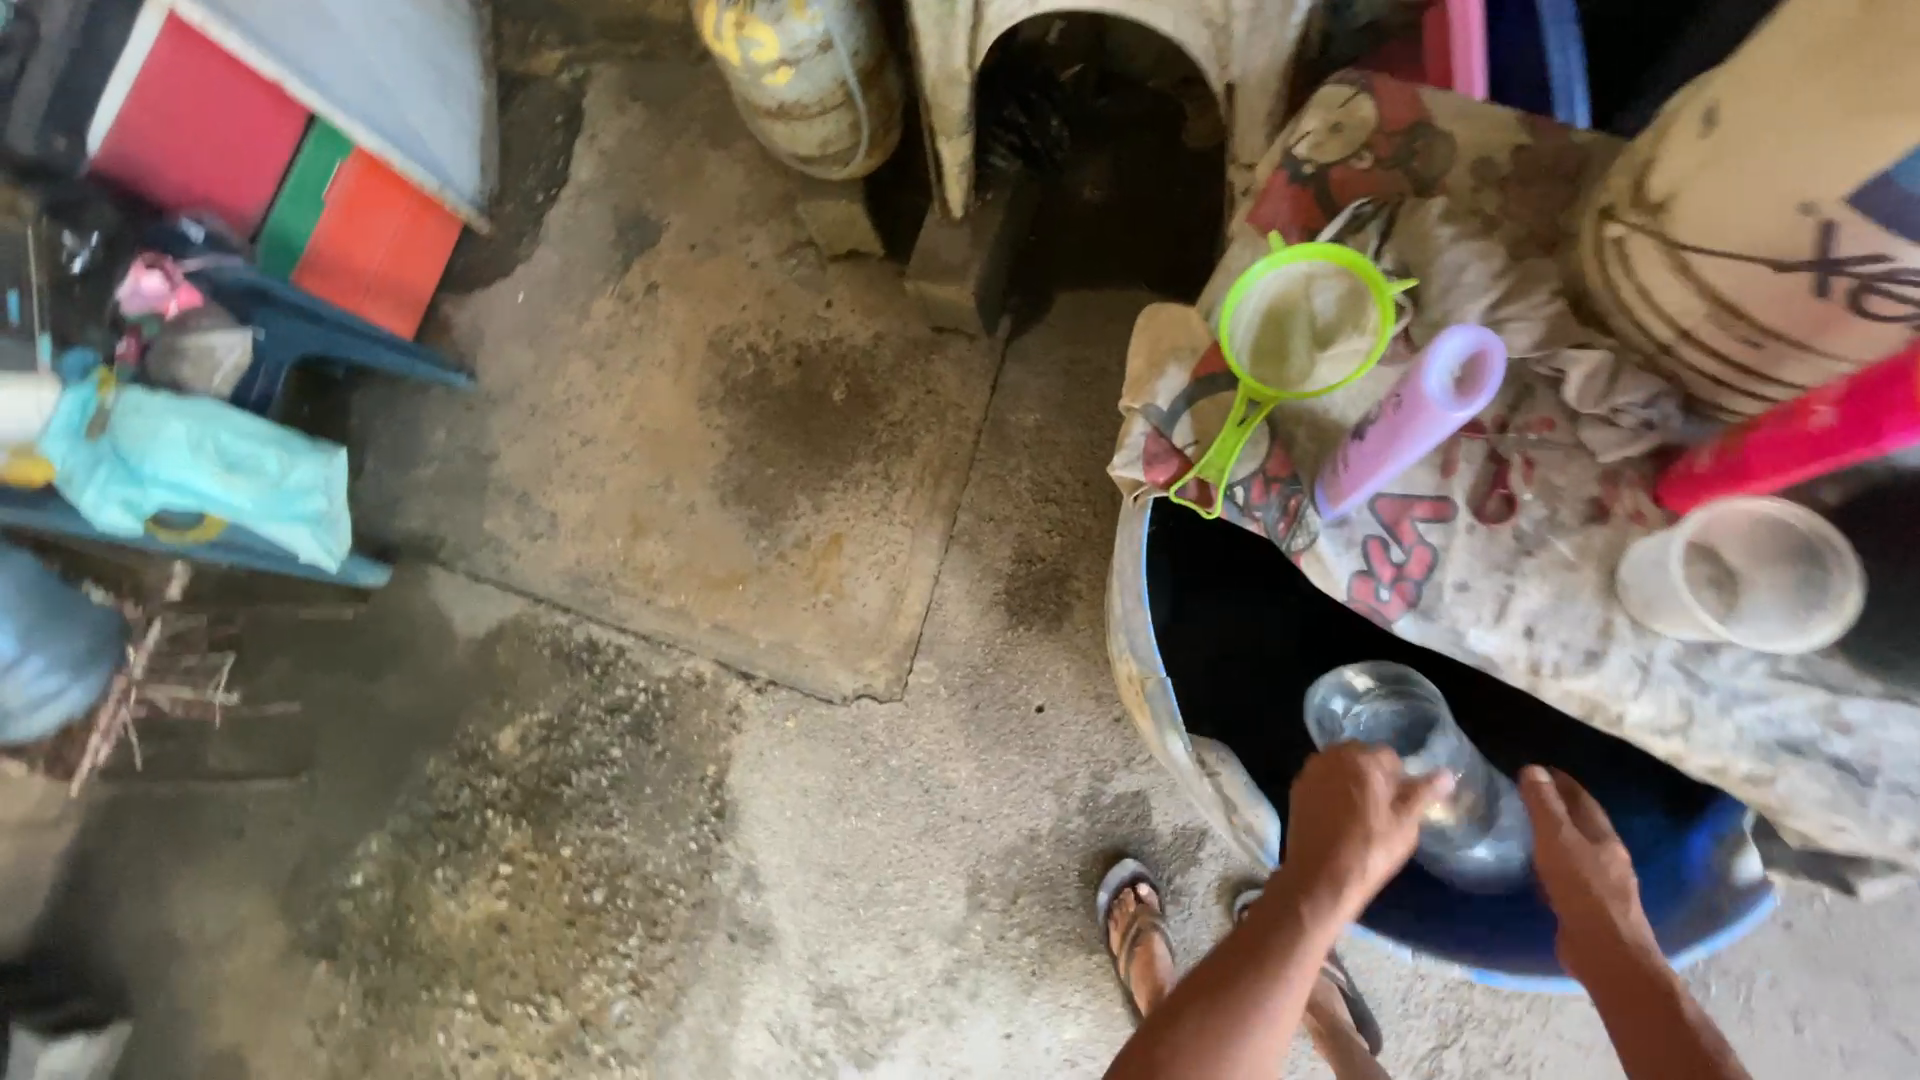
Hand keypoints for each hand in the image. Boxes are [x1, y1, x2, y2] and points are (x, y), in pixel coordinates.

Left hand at [1279, 742, 1453, 921]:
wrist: (1321, 873)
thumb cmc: (1371, 847)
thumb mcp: (1406, 822)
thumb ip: (1424, 792)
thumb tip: (1447, 773)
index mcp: (1361, 759)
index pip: (1388, 756)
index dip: (1398, 778)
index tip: (1400, 802)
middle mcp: (1331, 756)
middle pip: (1360, 756)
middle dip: (1372, 775)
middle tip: (1382, 808)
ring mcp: (1310, 771)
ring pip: (1339, 766)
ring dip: (1350, 780)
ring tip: (1360, 813)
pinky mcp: (1296, 788)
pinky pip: (1321, 780)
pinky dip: (1331, 790)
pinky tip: (1338, 816)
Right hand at [1519, 766, 1661, 980]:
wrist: (1607, 952)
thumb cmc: (1582, 889)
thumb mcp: (1557, 839)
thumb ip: (1544, 805)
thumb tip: (1533, 769)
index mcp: (1604, 838)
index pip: (1583, 800)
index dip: (1562, 782)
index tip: (1538, 768)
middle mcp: (1609, 857)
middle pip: (1584, 824)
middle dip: (1561, 807)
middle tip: (1528, 794)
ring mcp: (1603, 884)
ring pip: (1577, 849)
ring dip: (1557, 835)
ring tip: (1528, 826)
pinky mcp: (1590, 906)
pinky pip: (1569, 872)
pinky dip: (1553, 861)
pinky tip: (1537, 866)